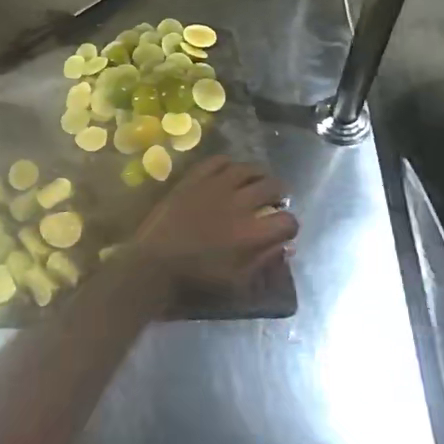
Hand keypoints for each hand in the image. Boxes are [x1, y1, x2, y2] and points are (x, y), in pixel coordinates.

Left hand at [127, 155, 298, 293]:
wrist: (153, 265)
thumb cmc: (195, 280)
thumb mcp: (236, 283)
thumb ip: (264, 263)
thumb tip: (285, 248)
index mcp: (252, 234)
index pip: (287, 221)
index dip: (290, 226)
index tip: (282, 229)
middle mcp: (240, 203)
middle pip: (273, 186)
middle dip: (279, 194)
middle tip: (273, 201)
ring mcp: (216, 186)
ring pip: (248, 169)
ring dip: (258, 175)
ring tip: (255, 183)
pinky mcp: (194, 178)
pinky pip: (219, 161)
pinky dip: (230, 164)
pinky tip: (230, 173)